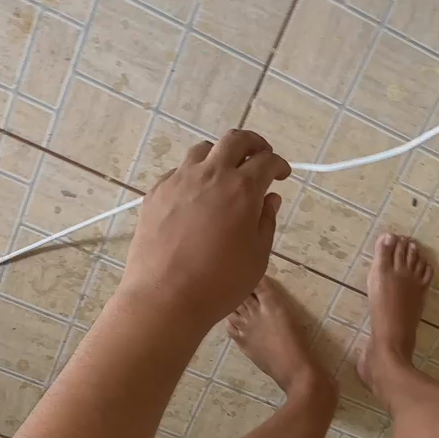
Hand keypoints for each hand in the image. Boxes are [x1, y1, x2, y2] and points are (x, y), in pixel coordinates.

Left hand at [116, 129, 290, 333]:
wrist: (165, 297)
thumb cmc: (220, 282)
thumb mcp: (257, 256)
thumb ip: (266, 221)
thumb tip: (269, 199)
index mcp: (242, 189)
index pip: (266, 162)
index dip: (279, 165)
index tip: (282, 175)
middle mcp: (210, 175)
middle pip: (234, 140)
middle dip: (253, 144)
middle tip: (260, 156)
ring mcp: (179, 181)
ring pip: (203, 151)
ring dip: (220, 156)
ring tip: (225, 174)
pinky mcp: (156, 193)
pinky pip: (178, 172)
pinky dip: (194, 176)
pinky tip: (196, 197)